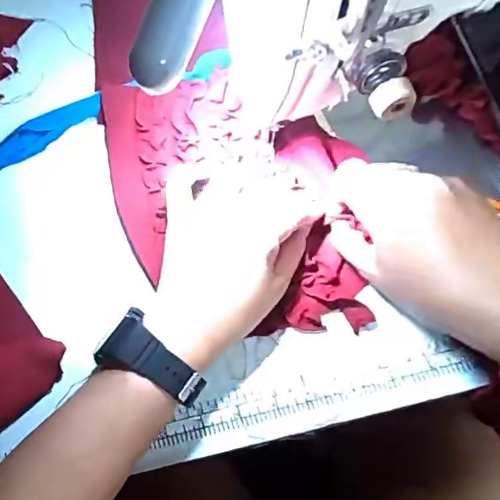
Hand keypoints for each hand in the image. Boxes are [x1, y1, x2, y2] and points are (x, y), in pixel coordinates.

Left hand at [146, 165, 320, 369]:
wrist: (186, 329)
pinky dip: (196, 170)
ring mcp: (203, 211)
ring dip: (253, 177)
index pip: (296, 205)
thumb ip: (294, 249)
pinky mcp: (180, 216)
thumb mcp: (277, 287)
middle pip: (268, 184)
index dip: (312, 205)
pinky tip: (210, 173)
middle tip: (295, 203)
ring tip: (262, 192)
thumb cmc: (234, 315)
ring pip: (234, 174)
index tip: (319, 210)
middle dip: (288, 189)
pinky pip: (182, 180)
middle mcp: (234, 213)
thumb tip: (305, 223)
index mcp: (262, 233)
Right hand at [329, 161, 499, 362]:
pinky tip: (440, 233)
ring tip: (413, 235)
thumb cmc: (430, 293)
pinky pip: (433, 186)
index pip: (348, 175)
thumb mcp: (376, 275)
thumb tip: (342, 224)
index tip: (350, 223)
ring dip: (398, 199)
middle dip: (370, 197)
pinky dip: (425, 202)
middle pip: (376, 174)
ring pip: (406, 179)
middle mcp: (414, 180)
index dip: (342, 197)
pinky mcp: (470, 188)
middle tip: (379, 233)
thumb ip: (348, 242)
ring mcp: (446, 180)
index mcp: (386, 200)